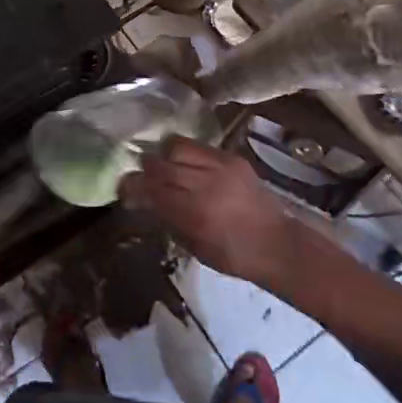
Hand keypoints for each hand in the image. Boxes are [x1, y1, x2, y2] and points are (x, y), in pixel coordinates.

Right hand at [121, 137, 300, 286]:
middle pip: (160, 165)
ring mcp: (221, 167)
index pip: (151, 190)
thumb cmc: (233, 256)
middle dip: (145, 169)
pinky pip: (200, 146)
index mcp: (194, 213)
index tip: (123, 187)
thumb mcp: (194, 247)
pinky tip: (186, 163)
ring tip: (164, 164)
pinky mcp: (233, 158)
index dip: (132, 186)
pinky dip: (187, 153)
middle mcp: (205, 185)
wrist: (278, 245)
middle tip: (140, 175)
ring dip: (165, 155)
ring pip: (178, 146)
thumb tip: (143, 200)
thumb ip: (167, 219)